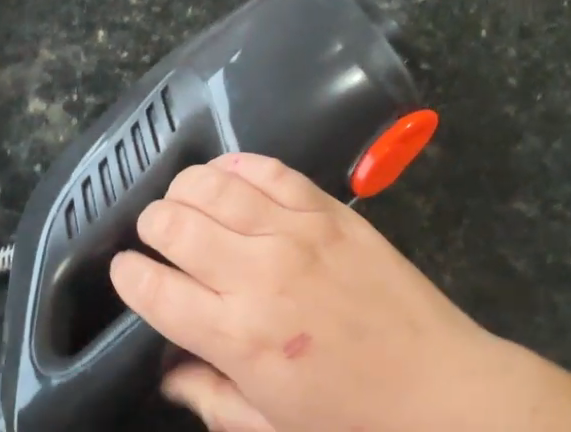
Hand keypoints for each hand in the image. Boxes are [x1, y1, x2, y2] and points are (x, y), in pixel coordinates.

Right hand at [112, 154, 570, 431]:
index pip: (153, 287)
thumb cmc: (355, 420)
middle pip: (172, 224)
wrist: (444, 392)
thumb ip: (210, 398)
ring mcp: (292, 233)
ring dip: (183, 190)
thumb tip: (166, 369)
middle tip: (157, 238)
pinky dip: (233, 166)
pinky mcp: (325, 209)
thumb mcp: (272, 428)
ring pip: (210, 186)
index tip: (126, 271)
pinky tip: (224, 177)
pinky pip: (264, 169)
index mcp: (236, 337)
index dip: (127, 274)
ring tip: (183, 203)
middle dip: (151, 227)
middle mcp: (255, 275)